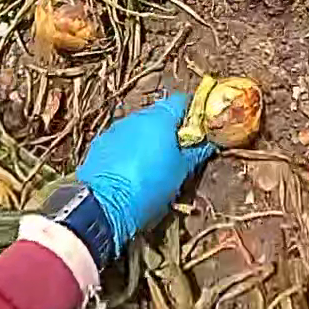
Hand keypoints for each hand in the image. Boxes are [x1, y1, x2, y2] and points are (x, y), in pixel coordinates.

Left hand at [76, 93, 215, 249]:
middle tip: (177, 150)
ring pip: (139, 127)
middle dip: (169, 128)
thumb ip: (196, 153)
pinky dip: (128, 150)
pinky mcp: (98, 145)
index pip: (182, 101)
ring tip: (152, 164)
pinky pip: (121, 141)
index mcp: (161, 117)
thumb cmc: (149, 185)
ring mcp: (115, 129)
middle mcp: (138, 116)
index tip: (198, 129)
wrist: (100, 207)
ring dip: (148, 139)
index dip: (192, 112)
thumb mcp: (181, 172)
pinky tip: (130, 171)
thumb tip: (209, 143)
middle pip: (160, 114)